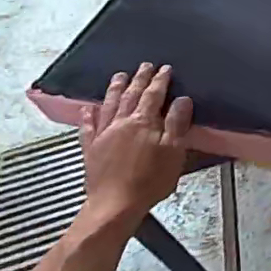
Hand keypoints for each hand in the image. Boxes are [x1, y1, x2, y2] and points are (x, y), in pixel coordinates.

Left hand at [78, 63, 194, 234]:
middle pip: (132, 95)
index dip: (160, 81)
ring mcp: (104, 135)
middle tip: (144, 66)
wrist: (115, 204)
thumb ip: (177, 123)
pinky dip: (89, 115)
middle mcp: (122, 123)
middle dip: (139, 79)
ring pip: (110, 105)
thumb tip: (182, 100)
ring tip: (119, 76)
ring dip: (115, 89)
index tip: (165, 69)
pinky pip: (88, 126)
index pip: (154, 95)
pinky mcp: (91, 149)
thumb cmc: (150, 180)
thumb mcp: (173, 151)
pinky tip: (88, 108)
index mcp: (144, 122)